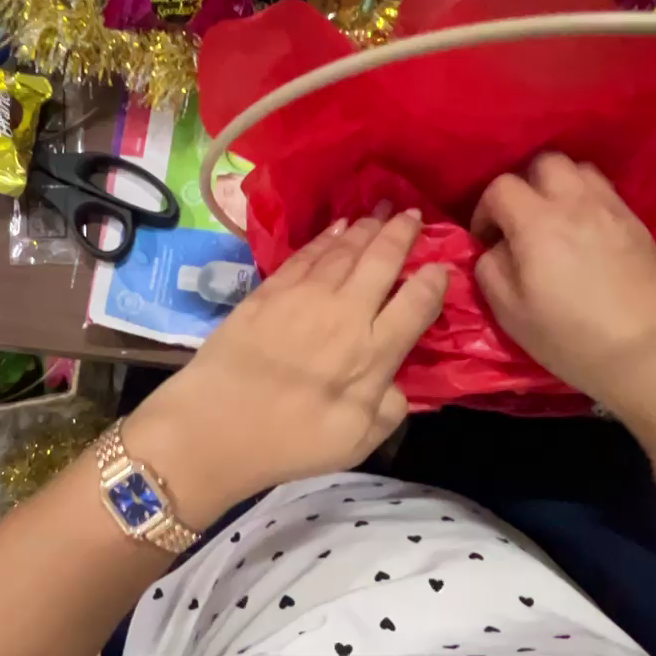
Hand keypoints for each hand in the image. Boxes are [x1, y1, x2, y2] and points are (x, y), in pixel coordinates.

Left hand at [124, 206, 449, 525]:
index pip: (417, 303)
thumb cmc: (290, 443)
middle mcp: (345, 313)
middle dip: (402, 234)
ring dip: (367, 228)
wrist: (214, 428)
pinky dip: (326, 237)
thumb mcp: (357, 443)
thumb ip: (390, 409)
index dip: (434, 280)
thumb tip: (402, 384)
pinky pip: (306, 254)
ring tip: (381, 211)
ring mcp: (305, 297)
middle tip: (412, 215)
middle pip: (382, 260)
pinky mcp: (269, 291)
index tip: (441, 267)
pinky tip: (338, 227)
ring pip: (345, 250)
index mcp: (373, 353)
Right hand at [472, 153, 655, 405]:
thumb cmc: (571, 338)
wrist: (651, 352)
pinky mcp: (637, 223)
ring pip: (578, 170)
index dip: (484, 210)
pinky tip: (582, 233)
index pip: (500, 187)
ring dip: (557, 187)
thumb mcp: (510, 312)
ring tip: (552, 222)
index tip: (485, 240)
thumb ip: (490, 269)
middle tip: (518, 222)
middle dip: (523, 186)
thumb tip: (495, 248)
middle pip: (543, 162)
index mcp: (537, 223)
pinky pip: (604, 191)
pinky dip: (585, 200)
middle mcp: (576, 202)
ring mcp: (612, 209)